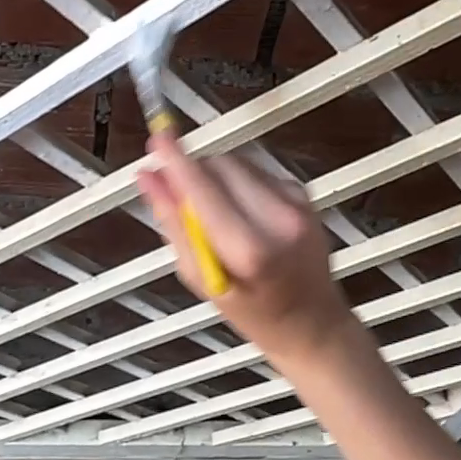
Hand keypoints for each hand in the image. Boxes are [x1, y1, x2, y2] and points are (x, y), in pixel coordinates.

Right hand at [135, 132, 362, 369]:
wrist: (313, 322)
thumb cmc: (251, 313)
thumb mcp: (202, 279)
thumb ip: (173, 224)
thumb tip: (147, 177)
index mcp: (249, 249)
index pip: (203, 189)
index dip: (176, 160)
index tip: (156, 137)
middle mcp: (278, 218)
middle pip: (220, 166)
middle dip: (193, 168)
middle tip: (173, 187)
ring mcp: (296, 202)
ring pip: (238, 163)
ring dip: (214, 175)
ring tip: (211, 211)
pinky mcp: (303, 192)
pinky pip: (256, 171)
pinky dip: (237, 182)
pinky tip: (239, 212)